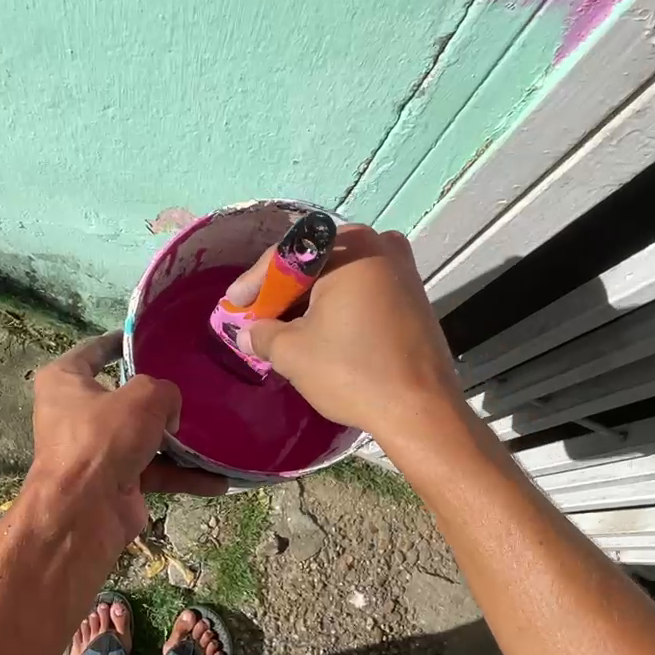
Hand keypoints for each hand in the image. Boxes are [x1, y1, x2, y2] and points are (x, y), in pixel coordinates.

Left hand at [24, 333, 225, 548]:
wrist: (85, 512)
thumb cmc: (103, 438)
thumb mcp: (143, 397)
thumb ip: (165, 391)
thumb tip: (169, 415)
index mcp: (64, 382)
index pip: (93, 351)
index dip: (120, 341)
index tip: (150, 335)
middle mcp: (76, 414)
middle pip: (125, 397)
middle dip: (158, 396)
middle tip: (195, 384)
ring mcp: (97, 450)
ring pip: (144, 437)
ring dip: (179, 440)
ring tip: (216, 431)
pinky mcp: (117, 481)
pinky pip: (157, 471)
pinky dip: (185, 475)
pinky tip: (219, 478)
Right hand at [240, 225, 462, 444]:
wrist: (420, 409)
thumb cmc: (352, 371)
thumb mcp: (293, 352)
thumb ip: (263, 334)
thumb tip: (248, 332)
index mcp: (349, 247)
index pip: (286, 257)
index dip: (253, 284)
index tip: (234, 306)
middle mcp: (380, 245)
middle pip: (314, 264)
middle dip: (282, 293)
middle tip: (257, 317)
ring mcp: (402, 269)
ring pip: (339, 278)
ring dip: (309, 301)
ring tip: (283, 328)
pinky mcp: (413, 296)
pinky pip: (361, 292)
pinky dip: (336, 307)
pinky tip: (319, 331)